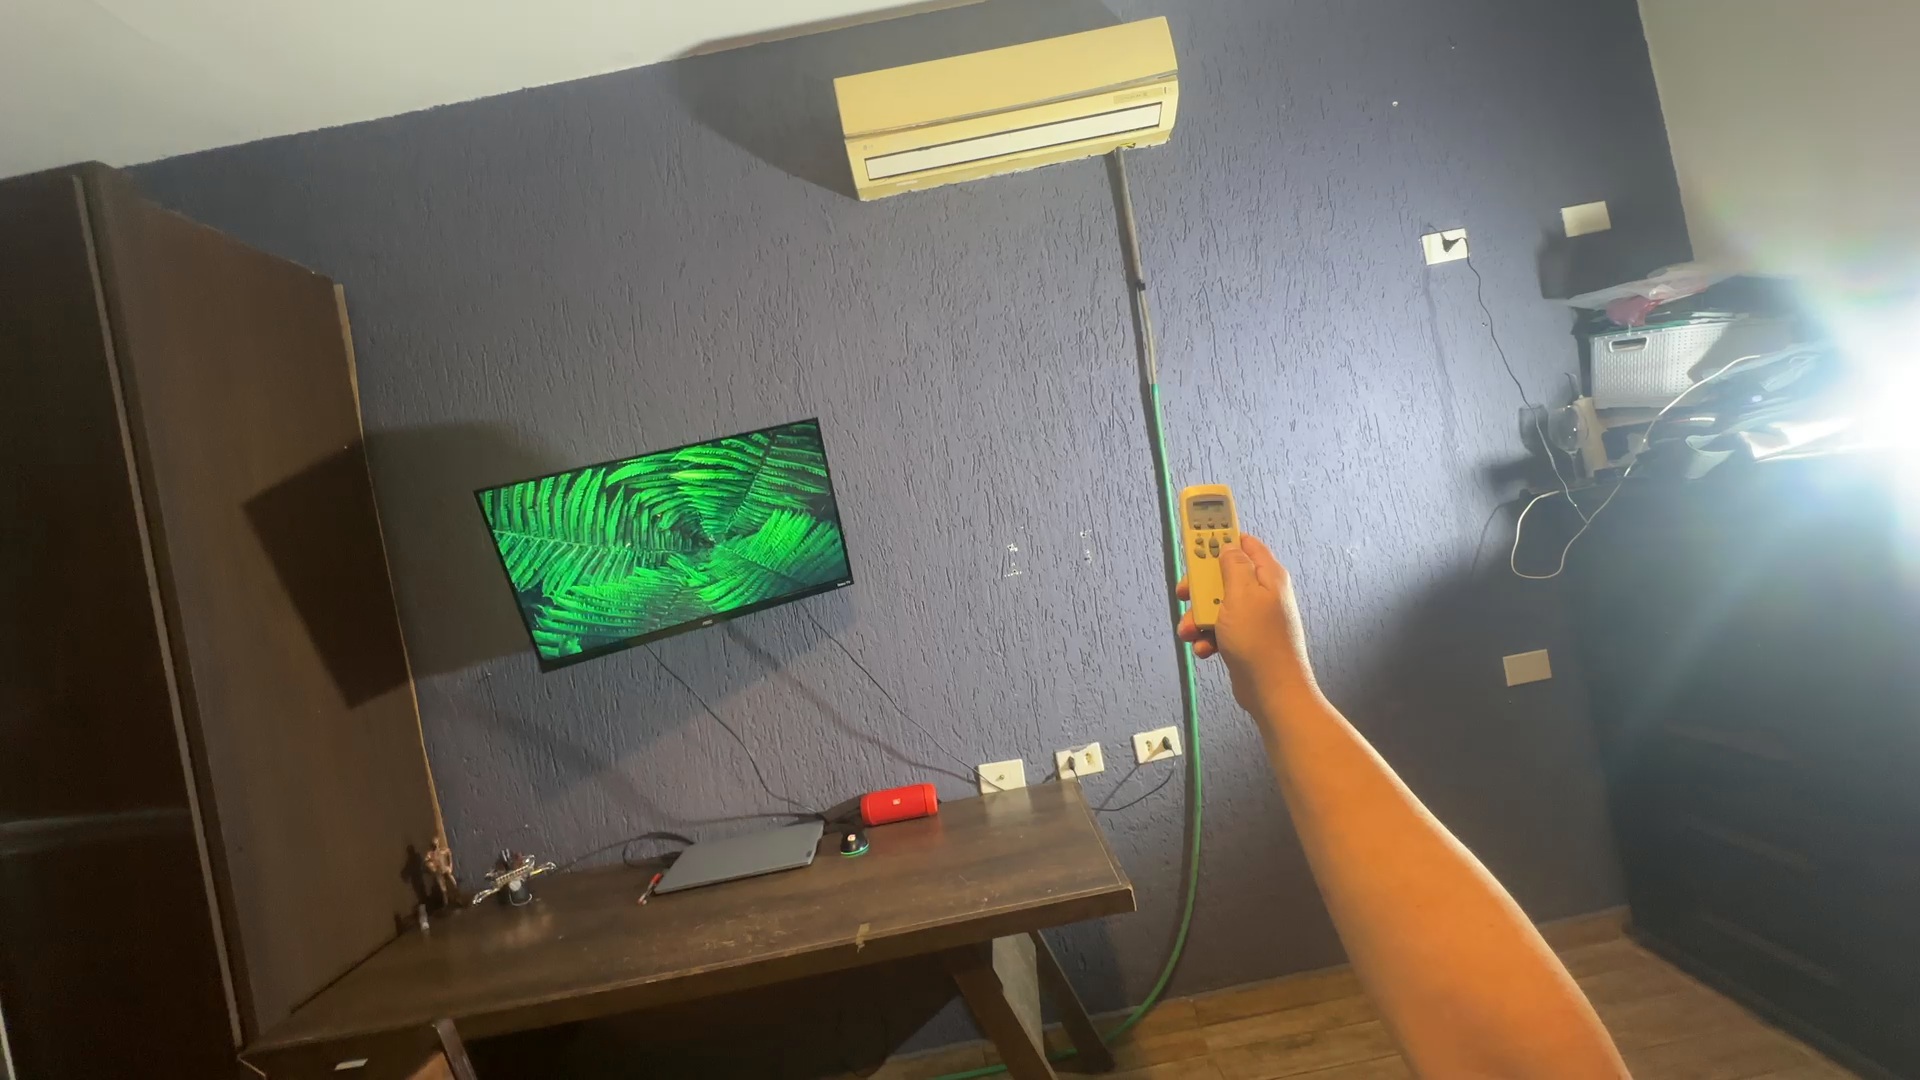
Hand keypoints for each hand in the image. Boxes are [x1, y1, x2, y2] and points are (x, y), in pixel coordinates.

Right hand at [1177, 534, 1315, 709]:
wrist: (1271, 689)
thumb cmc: (1260, 642)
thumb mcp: (1241, 594)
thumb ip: (1232, 565)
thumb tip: (1227, 546)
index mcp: (1266, 575)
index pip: (1242, 542)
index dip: (1218, 538)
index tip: (1195, 540)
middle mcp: (1260, 592)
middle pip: (1220, 574)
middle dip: (1199, 587)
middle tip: (1186, 593)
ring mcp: (1251, 615)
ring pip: (1214, 603)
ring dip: (1197, 616)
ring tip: (1191, 631)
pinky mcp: (1242, 636)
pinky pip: (1217, 628)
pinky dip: (1206, 636)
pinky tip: (1205, 647)